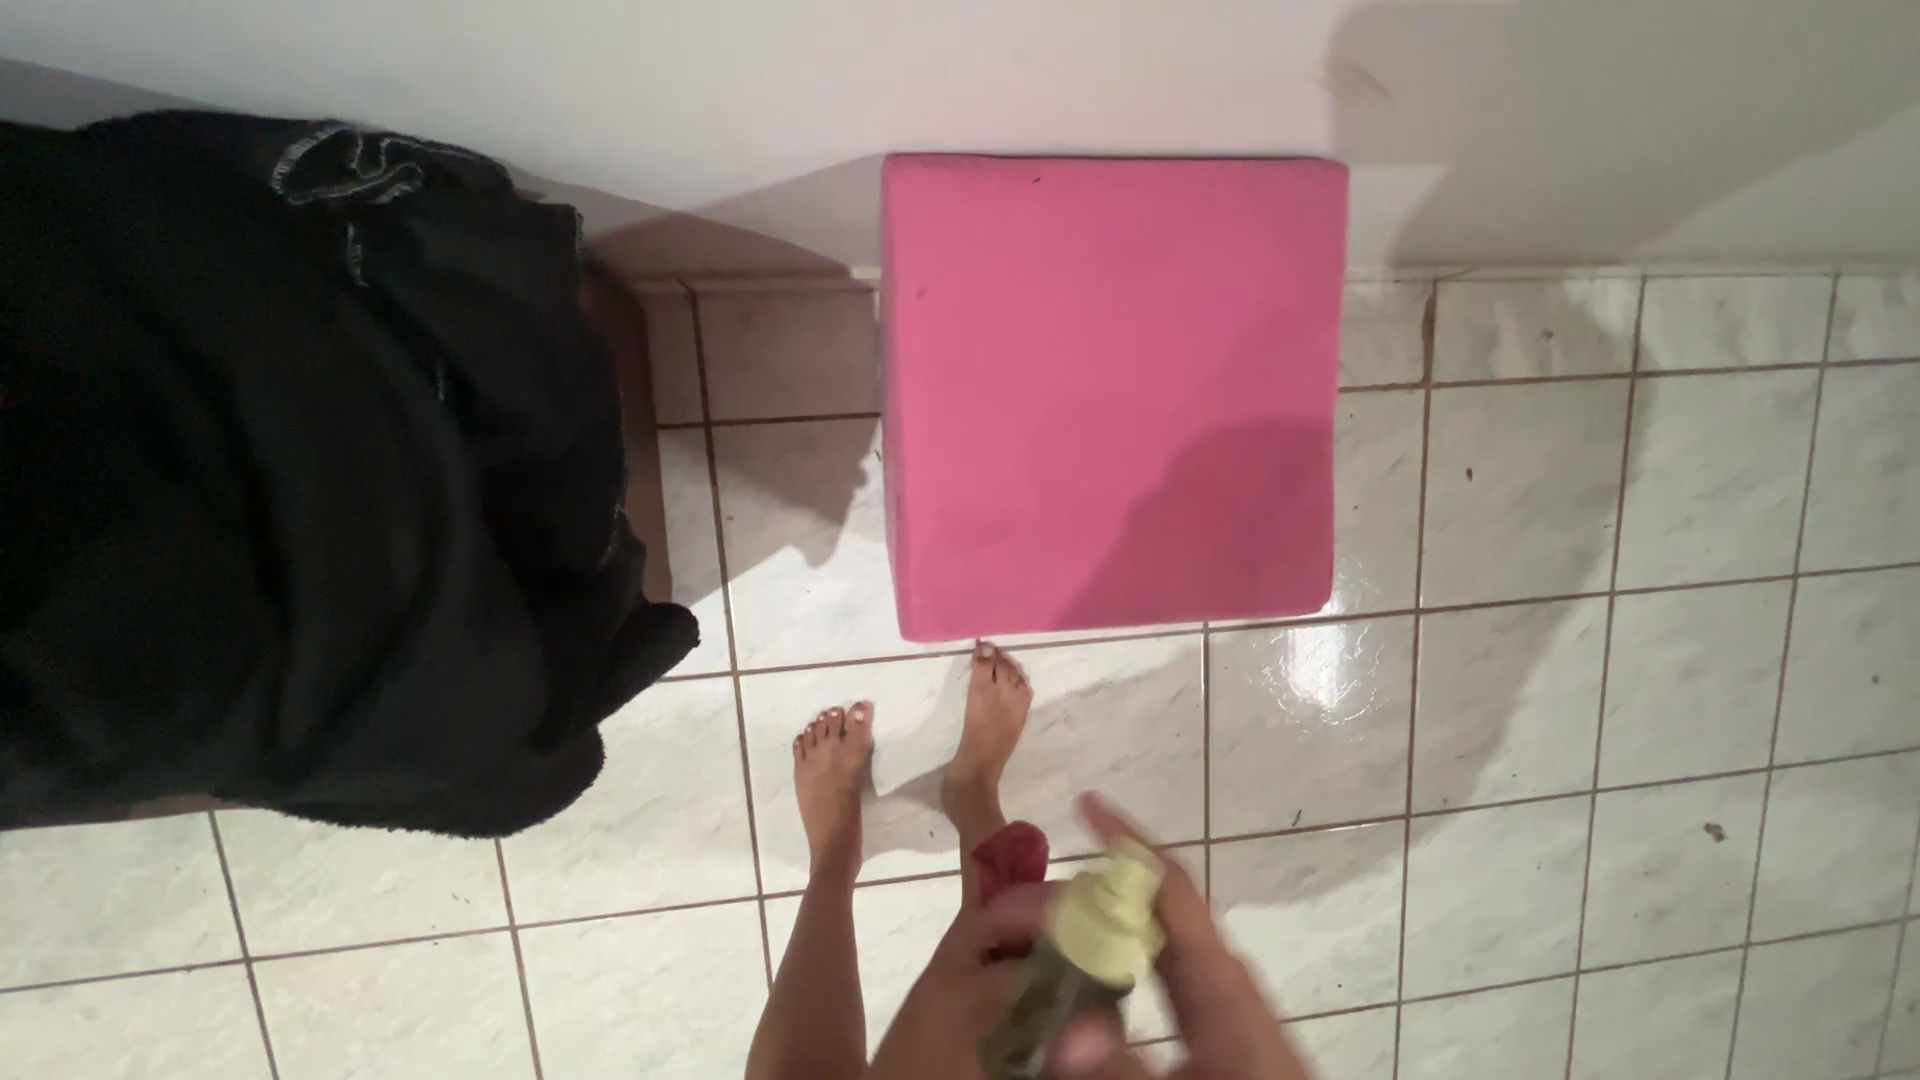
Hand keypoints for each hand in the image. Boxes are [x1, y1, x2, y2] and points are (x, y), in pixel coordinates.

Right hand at [1043, 793, 1315, 1079]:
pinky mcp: (1214, 1030)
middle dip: (1083, 894)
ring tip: (1036, 935)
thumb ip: (1124, 1070)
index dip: (1127, 838)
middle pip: (1148, 912)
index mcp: (1222, 984)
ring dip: (1094, 928)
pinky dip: (1112, 964)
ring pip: (1149, 945)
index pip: (1170, 887)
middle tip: (1018, 907)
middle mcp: (1219, 978)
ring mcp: (1219, 1003)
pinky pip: (1155, 977)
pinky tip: (1081, 983)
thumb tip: (1060, 1033)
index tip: (1083, 802)